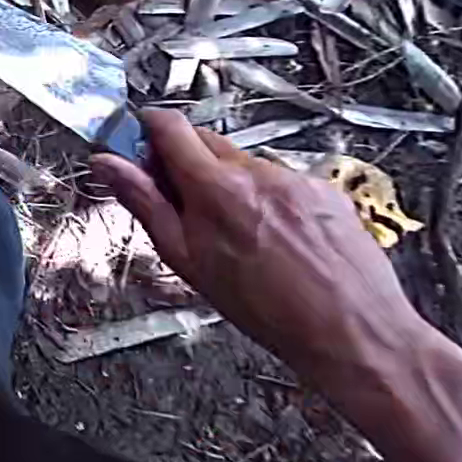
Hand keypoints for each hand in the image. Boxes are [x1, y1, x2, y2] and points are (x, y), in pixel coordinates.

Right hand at [89, 110, 431, 384]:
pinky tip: (274, 235)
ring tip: (237, 230)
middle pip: (203, 141)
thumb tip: (105, 163)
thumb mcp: (183, 256)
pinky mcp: (326, 190)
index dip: (147, 127)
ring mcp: (296, 179)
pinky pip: (279, 179)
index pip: (169, 125)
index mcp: (214, 186)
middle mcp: (256, 171)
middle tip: (181, 201)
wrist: (356, 336)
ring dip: (227, 182)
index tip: (139, 146)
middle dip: (184, 161)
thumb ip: (143, 200)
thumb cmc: (263, 306)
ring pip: (241, 162)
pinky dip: (265, 196)